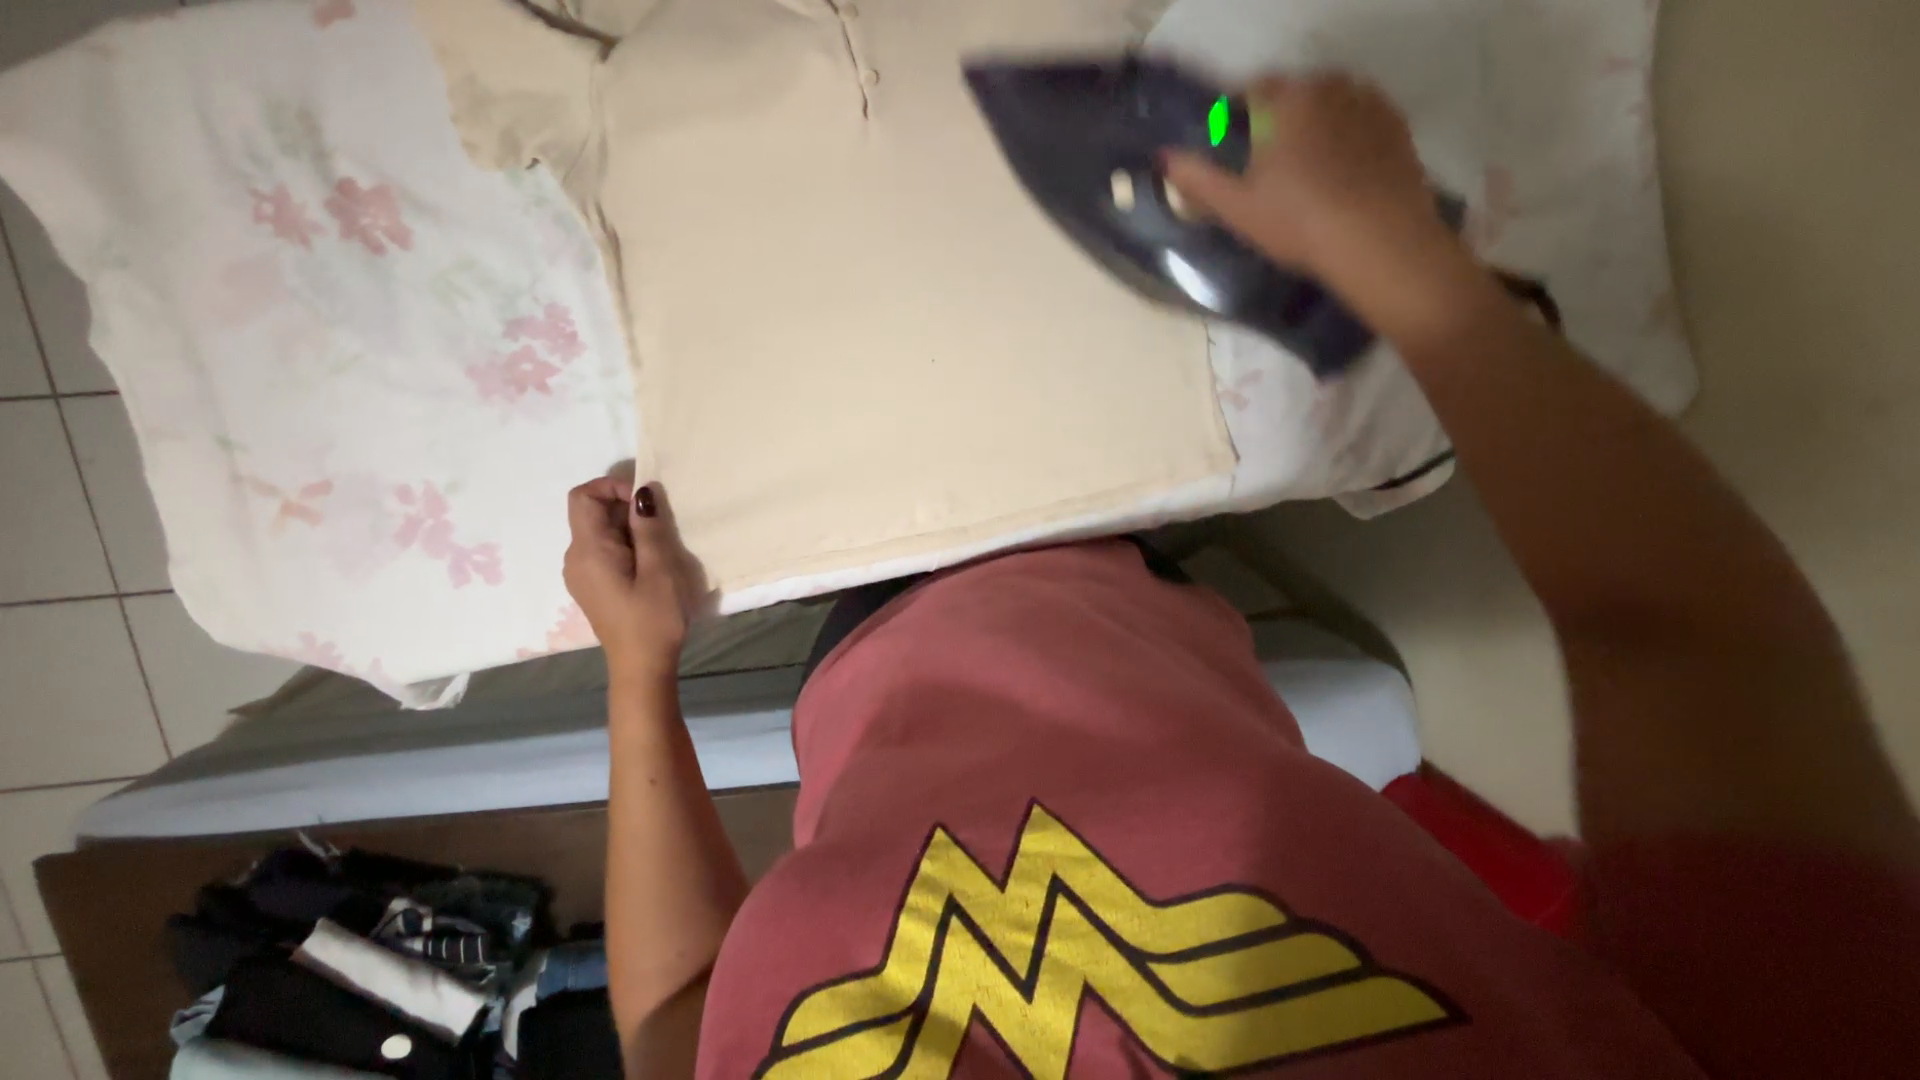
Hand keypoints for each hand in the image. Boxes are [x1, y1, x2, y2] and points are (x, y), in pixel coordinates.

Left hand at [563, 476, 691, 682]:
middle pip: (591, 512)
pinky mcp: (592, 585)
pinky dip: (625, 544)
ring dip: (628, 527)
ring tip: (659, 545)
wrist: (641, 666)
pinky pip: (603, 550)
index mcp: (588, 550)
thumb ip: (648, 528)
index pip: (583, 496)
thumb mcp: (659, 570)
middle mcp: (575, 557)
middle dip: (626, 507)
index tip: (646, 501)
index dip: (612, 486)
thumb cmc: (653, 619)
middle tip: (662, 525)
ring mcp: (580, 573)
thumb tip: (643, 492)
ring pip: (599, 531)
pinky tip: (649, 564)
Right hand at [1163, 74, 1450, 278]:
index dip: (1236, 116)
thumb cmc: (1299, 223)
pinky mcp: (1397, 125)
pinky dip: (1345, 137)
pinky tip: (1339, 175)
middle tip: (1266, 168)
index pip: (1251, 90)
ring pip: (1328, 105)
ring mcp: (1369, 102)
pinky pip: (1359, 120)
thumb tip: (1165, 158)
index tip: (1232, 148)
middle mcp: (1330, 86)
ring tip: (1305, 172)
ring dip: (1312, 126)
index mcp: (1286, 100)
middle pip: (1292, 94)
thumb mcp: (1237, 208)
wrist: (1380, 242)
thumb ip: (1198, 179)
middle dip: (1276, 120)